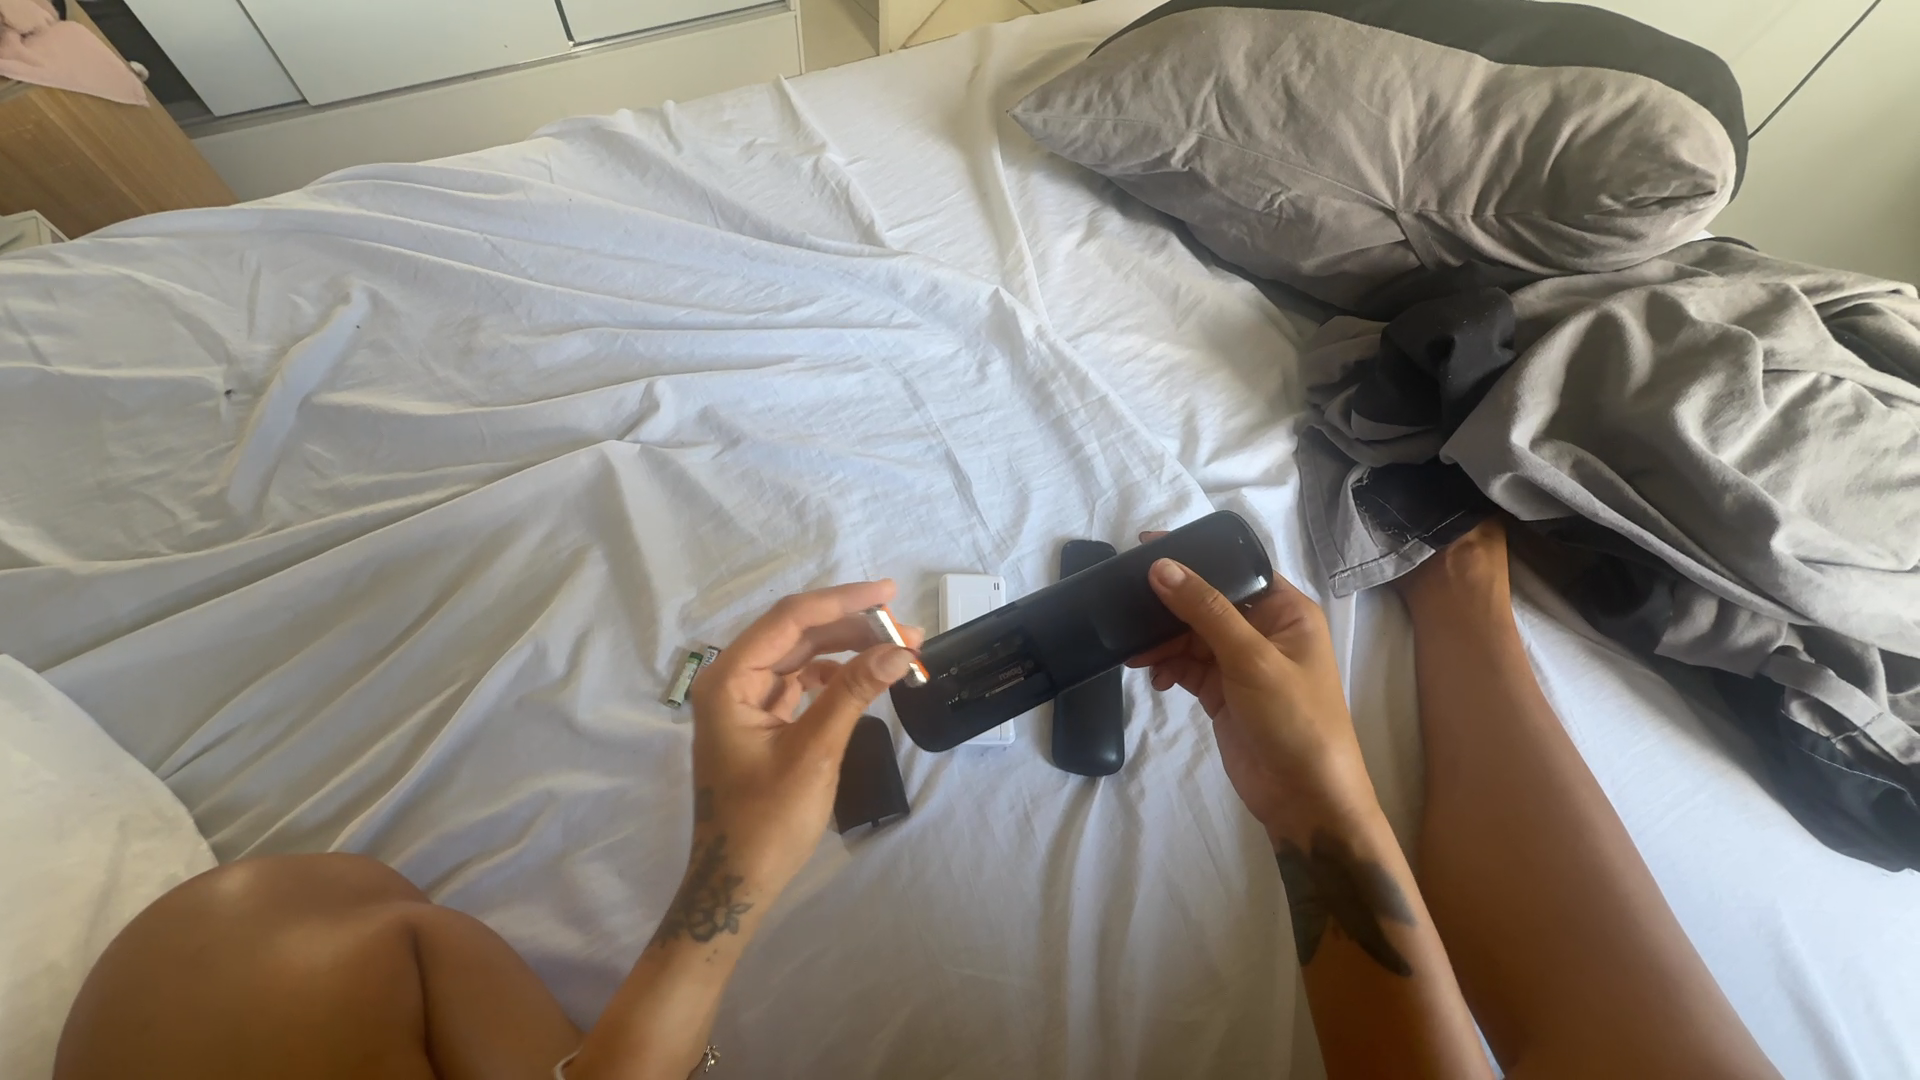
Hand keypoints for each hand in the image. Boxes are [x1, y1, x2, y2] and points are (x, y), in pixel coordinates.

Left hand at [686, 581, 922, 900]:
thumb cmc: (767, 821)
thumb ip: (854, 692)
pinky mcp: (762, 719)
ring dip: (848, 649)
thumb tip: (901, 650)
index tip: (889, 593)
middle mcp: (732, 679)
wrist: (737, 883)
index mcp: (729, 679)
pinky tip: (862, 676)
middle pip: (798, 633)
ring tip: (896, 650)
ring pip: (802, 654)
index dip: (842, 601)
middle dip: (853, 627)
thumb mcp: (815, 752)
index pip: (790, 619)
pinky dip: (835, 674)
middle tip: (906, 630)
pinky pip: (801, 680)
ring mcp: (745, 700)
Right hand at [1127, 540, 1374, 836]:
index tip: (1147, 547)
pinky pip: (1186, 666)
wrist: (1304, 799)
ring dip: (1162, 642)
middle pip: (1205, 603)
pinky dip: (1168, 667)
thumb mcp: (1250, 658)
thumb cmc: (1294, 719)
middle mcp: (1264, 631)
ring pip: (1190, 636)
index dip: (1195, 558)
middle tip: (1128, 608)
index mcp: (1286, 611)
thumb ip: (1204, 610)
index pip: (1235, 570)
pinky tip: (1156, 677)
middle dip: (1169, 608)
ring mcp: (1241, 662)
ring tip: (1135, 655)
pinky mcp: (1222, 691)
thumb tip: (1161, 567)